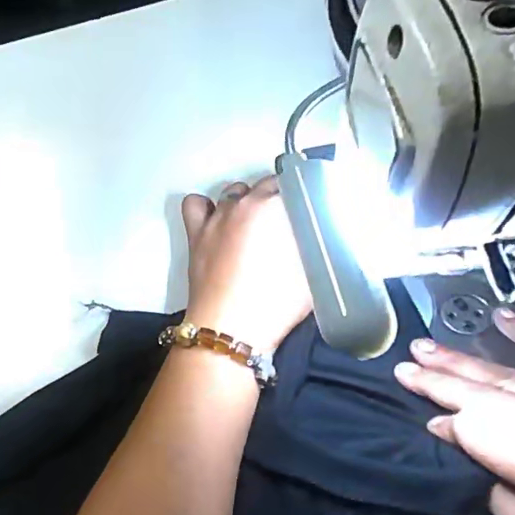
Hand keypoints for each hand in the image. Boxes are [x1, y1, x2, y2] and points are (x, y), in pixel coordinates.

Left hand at [180, 177, 312, 352]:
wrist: (230, 330)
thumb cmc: (276, 303)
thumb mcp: (312, 273)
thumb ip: (316, 244)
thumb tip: (319, 231)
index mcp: (275, 206)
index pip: (295, 184)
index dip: (304, 198)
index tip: (309, 214)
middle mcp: (245, 202)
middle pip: (265, 184)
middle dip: (278, 199)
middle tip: (286, 225)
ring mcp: (217, 216)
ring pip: (234, 191)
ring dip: (247, 200)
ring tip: (255, 224)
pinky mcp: (195, 232)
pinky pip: (196, 203)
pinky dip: (207, 206)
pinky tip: (218, 221)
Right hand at [394, 308, 514, 514]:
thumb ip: (510, 502)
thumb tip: (468, 449)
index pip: (491, 434)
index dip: (451, 424)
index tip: (418, 416)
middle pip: (500, 396)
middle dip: (446, 380)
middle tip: (404, 365)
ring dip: (471, 361)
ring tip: (429, 348)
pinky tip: (504, 319)